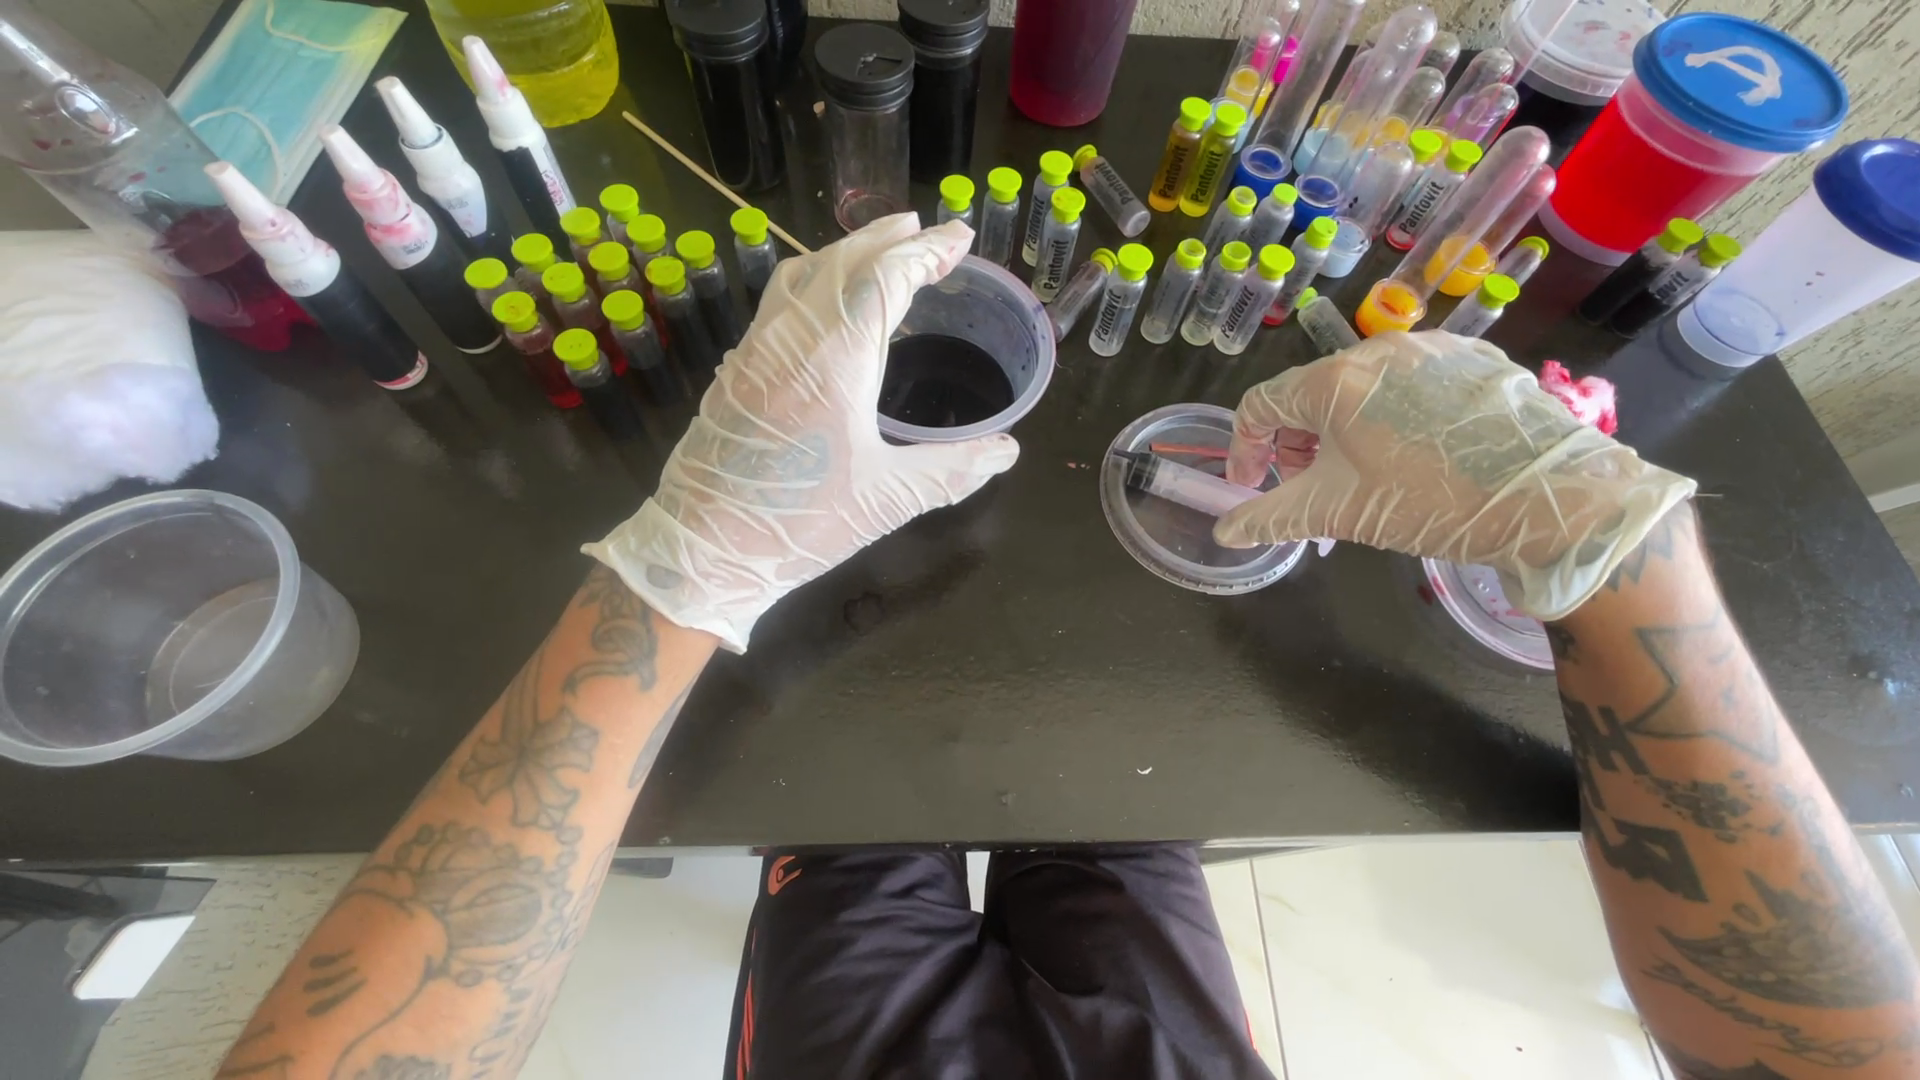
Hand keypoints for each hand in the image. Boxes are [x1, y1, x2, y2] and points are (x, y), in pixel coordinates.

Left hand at [584, 215, 1018, 651]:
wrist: (703, 549)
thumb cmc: (799, 524)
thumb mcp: (886, 501)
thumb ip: (952, 471)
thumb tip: (1008, 452)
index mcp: (834, 358)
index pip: (885, 279)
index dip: (925, 253)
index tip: (958, 239)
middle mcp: (791, 339)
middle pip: (841, 262)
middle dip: (886, 239)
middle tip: (922, 230)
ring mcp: (755, 350)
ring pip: (800, 275)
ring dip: (844, 253)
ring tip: (877, 250)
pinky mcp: (735, 371)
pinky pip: (777, 302)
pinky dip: (812, 282)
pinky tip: (823, 305)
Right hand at [1213, 331, 1693, 619]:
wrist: (1554, 500)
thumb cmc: (1427, 501)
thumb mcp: (1336, 513)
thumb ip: (1268, 518)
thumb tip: (1224, 532)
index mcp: (1334, 381)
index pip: (1259, 405)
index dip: (1245, 449)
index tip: (1253, 487)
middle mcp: (1378, 348)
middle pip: (1309, 395)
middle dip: (1296, 444)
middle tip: (1312, 487)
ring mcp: (1433, 348)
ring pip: (1360, 387)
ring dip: (1342, 430)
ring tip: (1364, 473)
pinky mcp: (1477, 359)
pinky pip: (1410, 383)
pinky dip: (1391, 416)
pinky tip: (1417, 453)